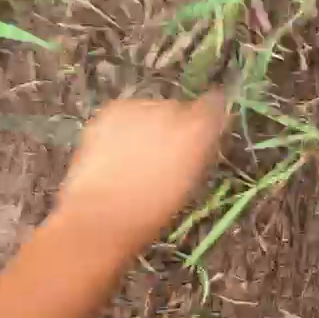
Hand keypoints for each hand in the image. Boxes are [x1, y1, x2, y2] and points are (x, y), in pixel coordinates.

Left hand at [53, 92, 229, 253]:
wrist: (104, 212)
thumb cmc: (153, 210)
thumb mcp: (190, 183)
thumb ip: (198, 153)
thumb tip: (200, 140)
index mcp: (199, 131)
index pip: (214, 105)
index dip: (206, 119)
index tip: (200, 134)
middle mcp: (173, 110)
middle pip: (180, 109)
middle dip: (174, 125)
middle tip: (163, 153)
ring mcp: (141, 107)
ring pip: (151, 109)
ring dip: (148, 125)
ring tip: (135, 155)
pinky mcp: (113, 109)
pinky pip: (126, 113)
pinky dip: (124, 126)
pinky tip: (116, 151)